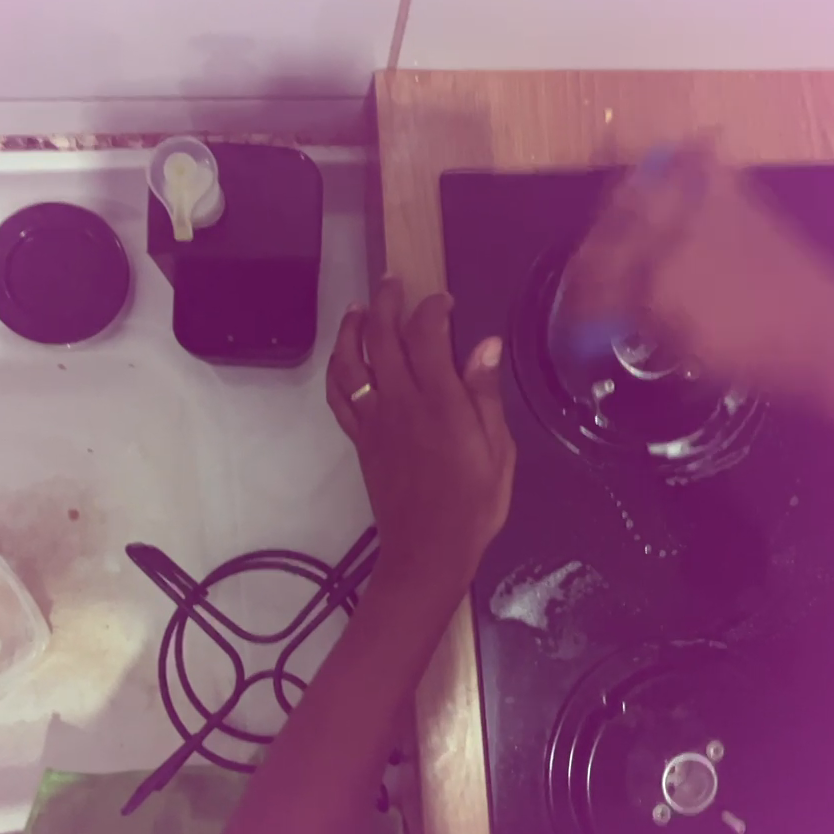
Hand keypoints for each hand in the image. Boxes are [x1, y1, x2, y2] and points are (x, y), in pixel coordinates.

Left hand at [325, 278, 514, 592]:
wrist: (428, 550)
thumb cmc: (473, 504)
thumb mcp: (497, 451)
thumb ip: (485, 395)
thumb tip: (486, 344)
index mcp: (441, 402)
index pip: (427, 334)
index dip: (432, 308)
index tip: (444, 301)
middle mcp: (401, 402)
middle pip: (382, 336)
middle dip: (386, 301)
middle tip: (394, 284)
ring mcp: (374, 420)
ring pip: (351, 361)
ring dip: (352, 328)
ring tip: (358, 308)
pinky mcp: (359, 438)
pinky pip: (338, 396)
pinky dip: (336, 369)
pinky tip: (342, 356)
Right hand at [561, 144, 833, 400]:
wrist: (821, 336)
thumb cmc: (748, 357)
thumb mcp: (681, 350)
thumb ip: (640, 320)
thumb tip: (612, 309)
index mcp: (654, 285)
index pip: (596, 278)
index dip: (580, 294)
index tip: (576, 306)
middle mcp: (674, 239)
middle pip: (611, 226)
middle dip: (592, 243)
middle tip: (588, 260)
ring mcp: (708, 214)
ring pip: (648, 189)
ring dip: (624, 195)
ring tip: (614, 202)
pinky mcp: (740, 202)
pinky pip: (706, 167)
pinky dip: (691, 156)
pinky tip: (683, 149)